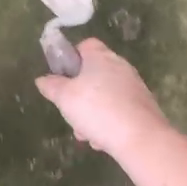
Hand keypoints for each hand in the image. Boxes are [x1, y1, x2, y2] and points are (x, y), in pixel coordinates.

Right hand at [35, 38, 171, 155]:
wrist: (140, 137)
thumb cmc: (97, 109)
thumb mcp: (64, 98)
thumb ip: (52, 86)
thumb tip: (42, 79)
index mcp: (101, 57)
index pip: (85, 45)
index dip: (71, 57)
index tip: (62, 76)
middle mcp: (120, 66)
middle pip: (94, 73)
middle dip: (79, 94)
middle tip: (70, 110)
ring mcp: (134, 87)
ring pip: (105, 95)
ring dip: (92, 113)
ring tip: (85, 133)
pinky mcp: (143, 107)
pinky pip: (118, 110)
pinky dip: (108, 122)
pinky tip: (102, 140)